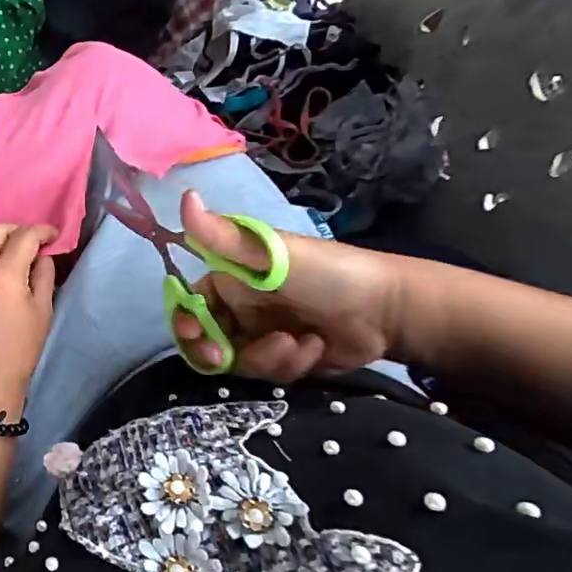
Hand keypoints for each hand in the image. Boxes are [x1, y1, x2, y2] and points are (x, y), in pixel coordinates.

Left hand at [0, 223, 57, 421]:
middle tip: (29, 242)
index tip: (52, 236)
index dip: (41, 231)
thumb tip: (40, 255)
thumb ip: (43, 276)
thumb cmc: (20, 348)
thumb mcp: (43, 311)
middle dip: (16, 230)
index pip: (24, 237)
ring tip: (3, 250)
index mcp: (5, 276)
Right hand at [171, 191, 407, 382]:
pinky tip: (316, 347)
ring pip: (240, 361)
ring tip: (297, 343)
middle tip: (224, 359)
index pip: (192, 302)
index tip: (193, 334)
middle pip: (207, 340)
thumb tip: (185, 197)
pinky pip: (271, 373)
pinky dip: (292, 363)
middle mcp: (243, 307)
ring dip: (266, 357)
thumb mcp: (270, 254)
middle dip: (214, 352)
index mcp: (234, 278)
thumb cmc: (326, 272)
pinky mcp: (287, 359)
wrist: (386, 308)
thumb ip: (223, 236)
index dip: (185, 320)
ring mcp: (264, 335)